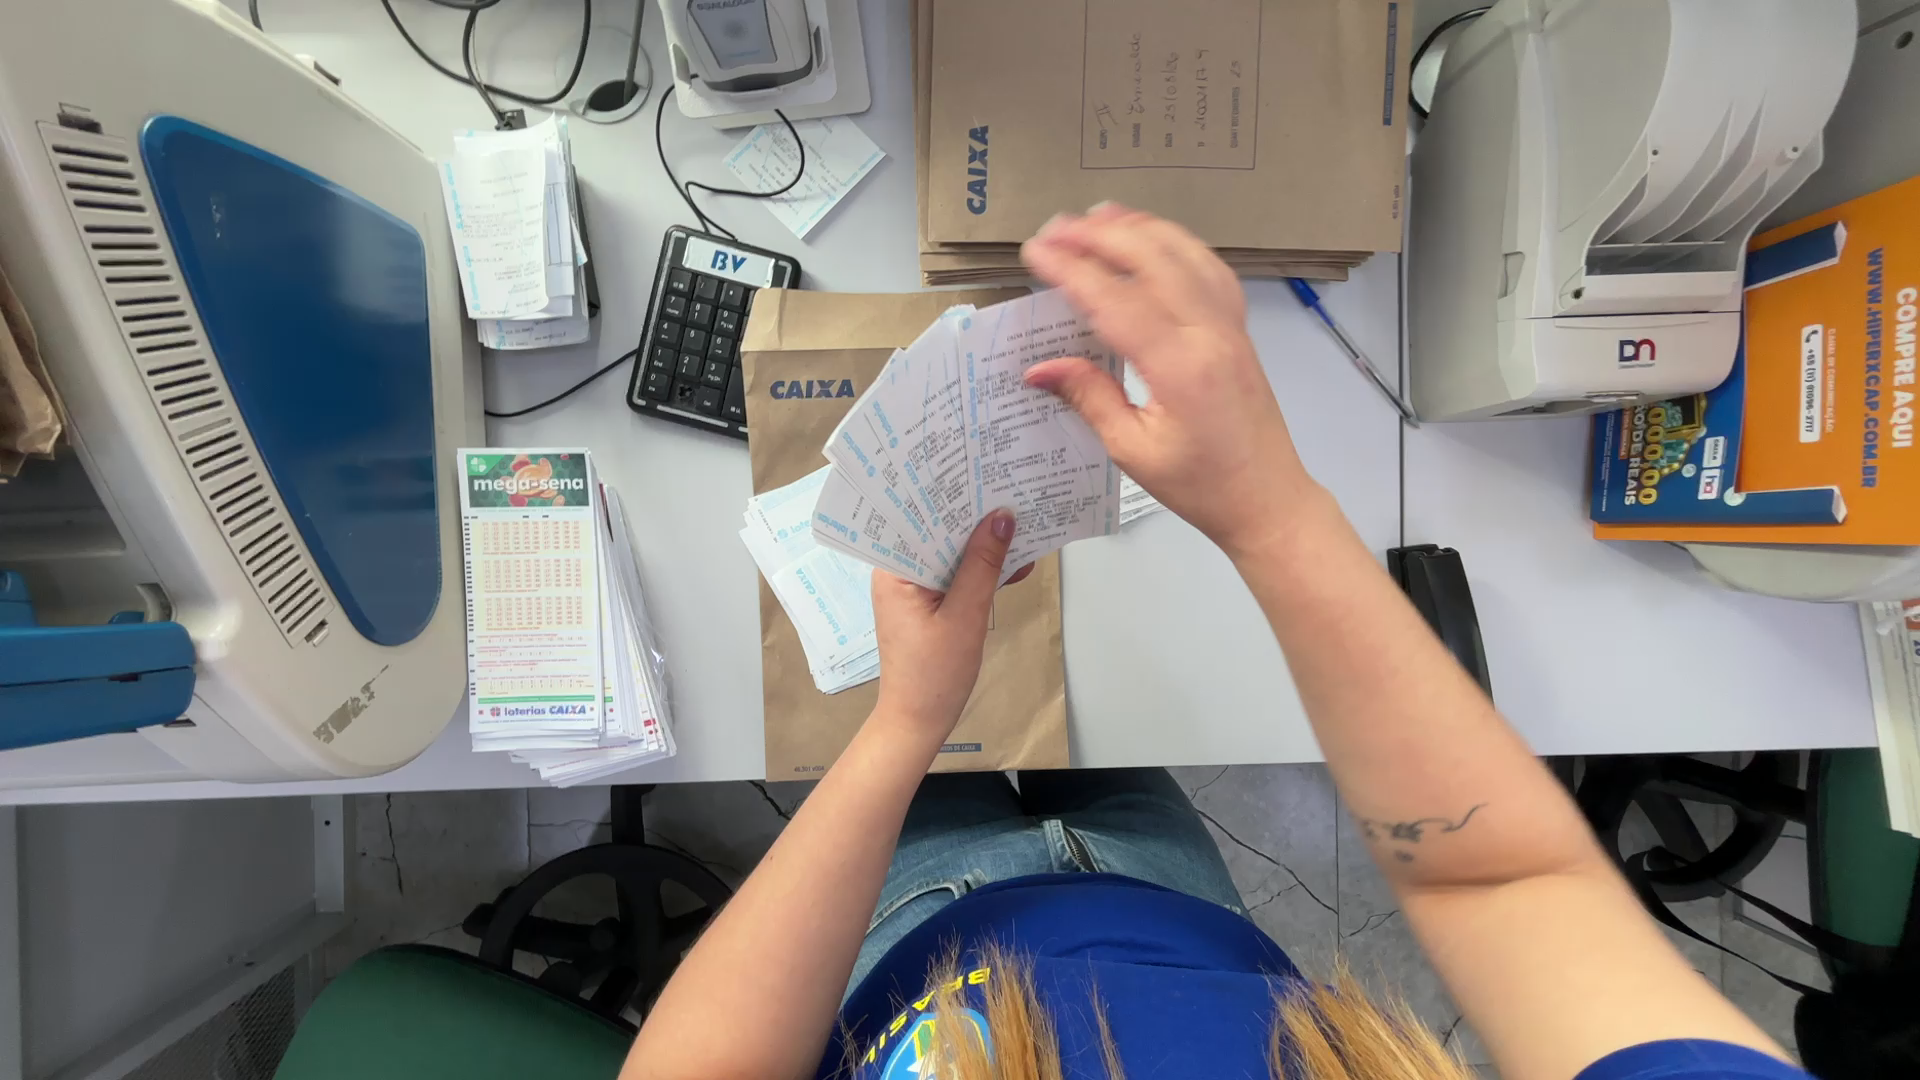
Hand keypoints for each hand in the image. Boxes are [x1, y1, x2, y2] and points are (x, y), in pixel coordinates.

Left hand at [871, 510, 1031, 737]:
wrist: (919, 722)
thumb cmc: (933, 675)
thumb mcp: (964, 615)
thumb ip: (983, 565)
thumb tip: (1002, 517)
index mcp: (893, 570)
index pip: (920, 519)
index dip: (951, 496)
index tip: (982, 474)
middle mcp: (899, 572)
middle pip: (939, 533)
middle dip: (974, 517)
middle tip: (1008, 490)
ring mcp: (915, 588)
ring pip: (952, 553)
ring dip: (983, 544)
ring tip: (1021, 521)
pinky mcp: (930, 603)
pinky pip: (957, 575)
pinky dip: (982, 570)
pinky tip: (1015, 562)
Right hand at [1020, 203, 1318, 558]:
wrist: (1266, 497)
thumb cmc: (1200, 485)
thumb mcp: (1133, 451)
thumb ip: (1089, 399)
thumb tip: (1040, 368)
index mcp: (1180, 367)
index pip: (1116, 300)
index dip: (1072, 270)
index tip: (1037, 251)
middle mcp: (1209, 333)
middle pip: (1153, 260)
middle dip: (1100, 236)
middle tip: (1055, 227)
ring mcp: (1230, 326)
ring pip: (1184, 254)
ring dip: (1139, 228)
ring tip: (1098, 215)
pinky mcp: (1238, 329)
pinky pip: (1208, 269)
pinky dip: (1175, 244)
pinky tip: (1154, 240)